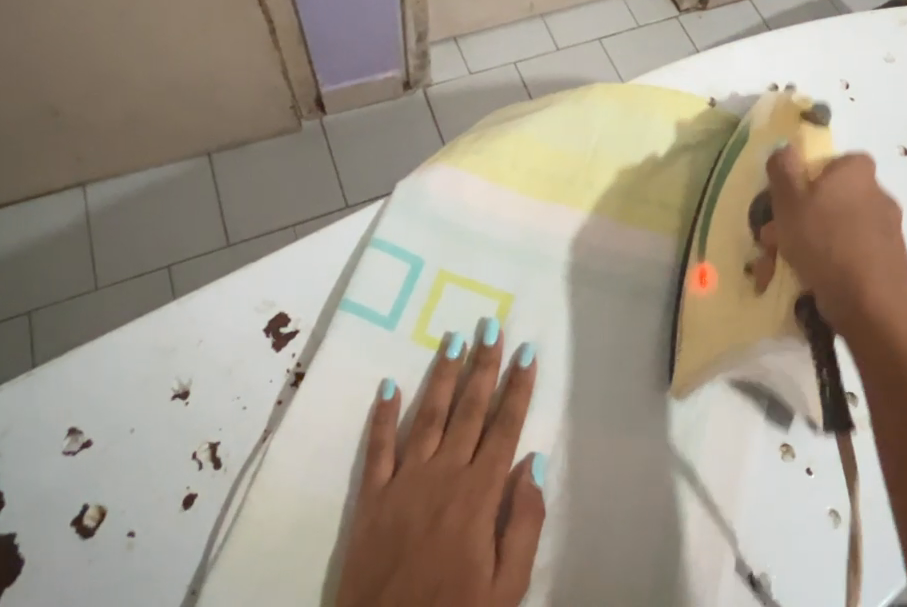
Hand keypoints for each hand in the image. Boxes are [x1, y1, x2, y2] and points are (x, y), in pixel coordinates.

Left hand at [335, 320, 545, 606]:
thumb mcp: (507, 586)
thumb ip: (524, 523)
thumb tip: (535, 462)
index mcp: (479, 496)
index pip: (504, 428)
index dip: (518, 388)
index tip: (527, 352)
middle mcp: (443, 476)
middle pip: (469, 410)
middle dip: (483, 365)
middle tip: (490, 325)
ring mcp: (403, 482)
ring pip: (428, 415)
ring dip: (442, 375)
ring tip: (453, 338)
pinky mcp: (371, 496)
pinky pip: (377, 446)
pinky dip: (383, 414)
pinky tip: (390, 384)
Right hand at [761, 145, 906, 338]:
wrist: (870, 304)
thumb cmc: (824, 242)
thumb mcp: (789, 200)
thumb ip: (783, 169)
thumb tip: (786, 147)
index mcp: (857, 172)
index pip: (832, 163)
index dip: (806, 179)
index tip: (786, 201)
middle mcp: (878, 195)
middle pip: (829, 200)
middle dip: (797, 221)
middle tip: (772, 243)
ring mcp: (887, 230)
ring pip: (835, 231)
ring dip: (807, 246)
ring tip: (779, 269)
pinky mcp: (890, 262)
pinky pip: (850, 255)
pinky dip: (828, 265)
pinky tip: (806, 284)